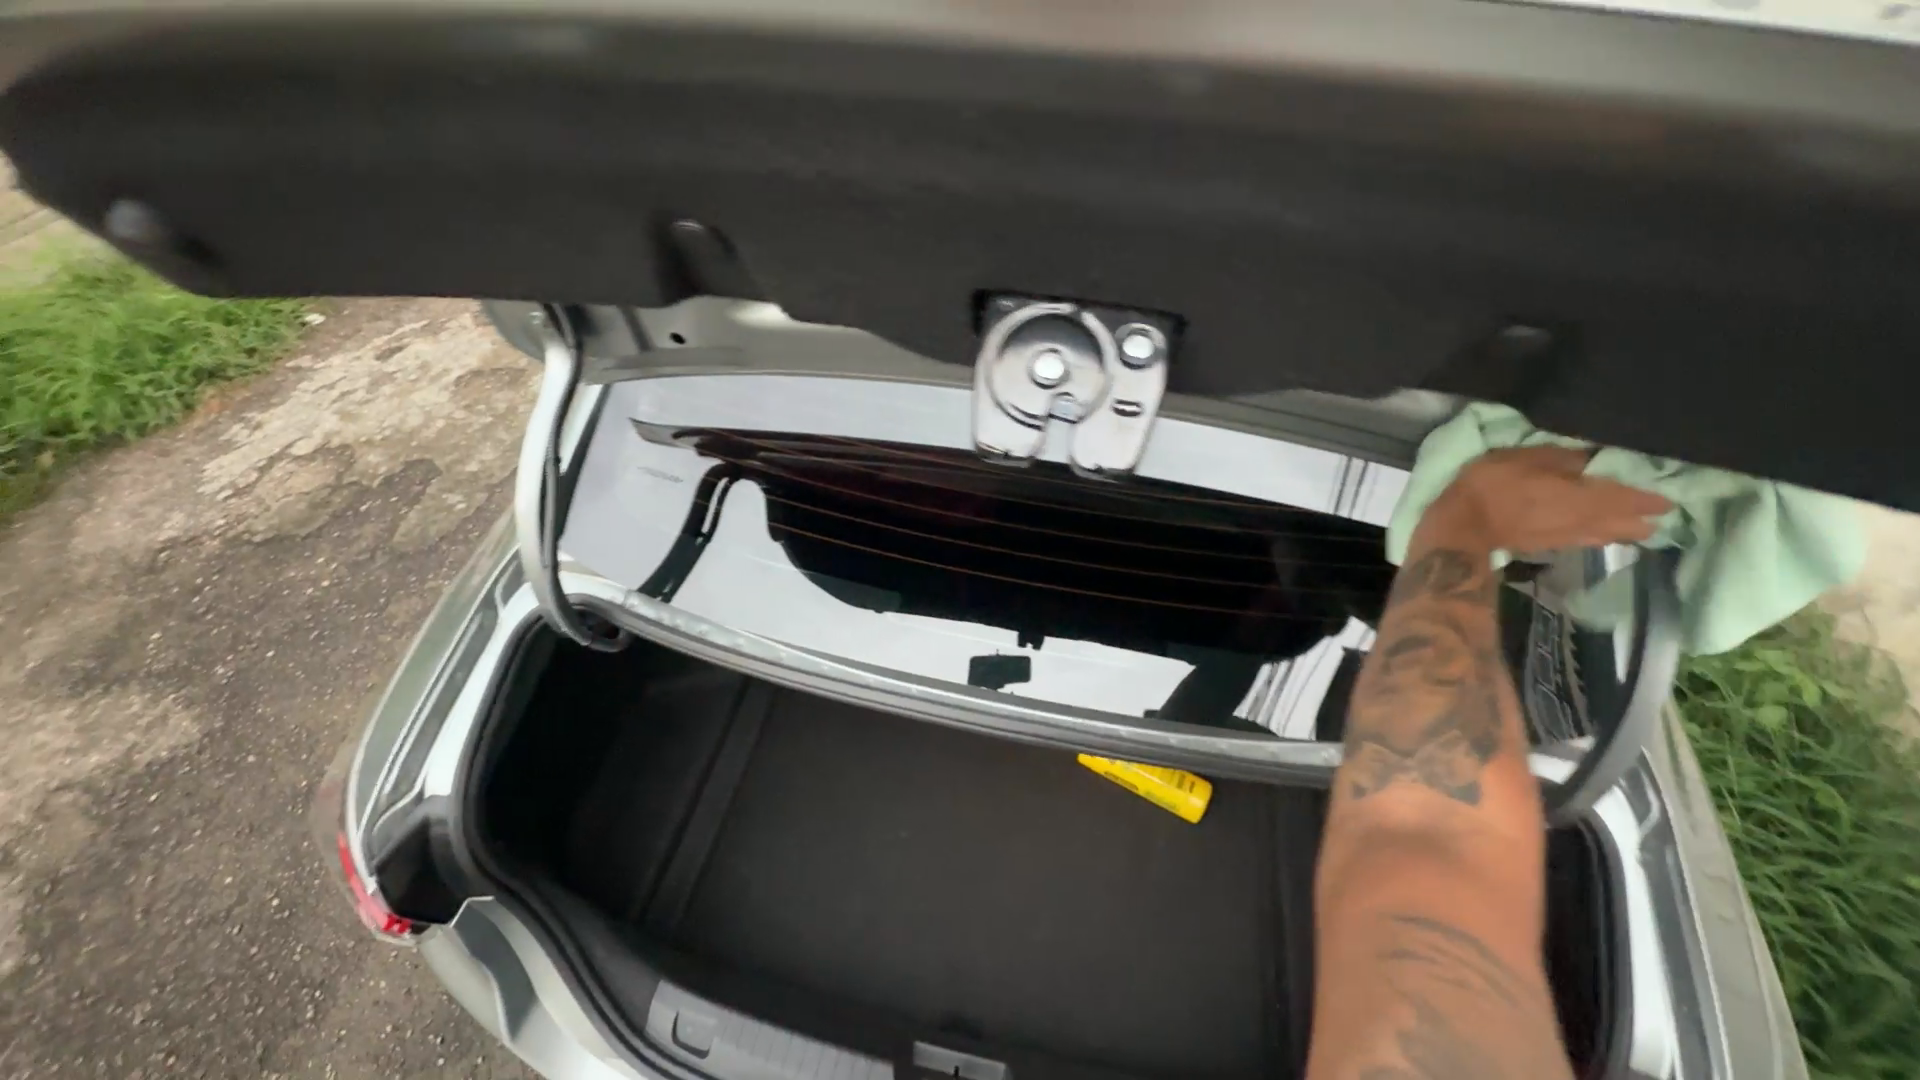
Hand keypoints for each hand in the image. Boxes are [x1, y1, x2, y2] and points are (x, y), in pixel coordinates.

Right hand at [1425, 445, 1672, 553]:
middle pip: (1629, 526)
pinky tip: (1595, 532)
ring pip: (1609, 537)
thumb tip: (1595, 456)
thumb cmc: (1493, 486)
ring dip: (1623, 531)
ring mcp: (1567, 538)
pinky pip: (1586, 541)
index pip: (1635, 499)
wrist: (1461, 527)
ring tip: (1634, 525)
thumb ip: (1565, 457)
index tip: (1671, 495)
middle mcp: (1587, 522)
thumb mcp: (1527, 458)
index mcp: (1589, 498)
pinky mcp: (1548, 546)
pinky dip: (1598, 536)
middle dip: (1644, 519)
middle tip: (1656, 512)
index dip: (1655, 497)